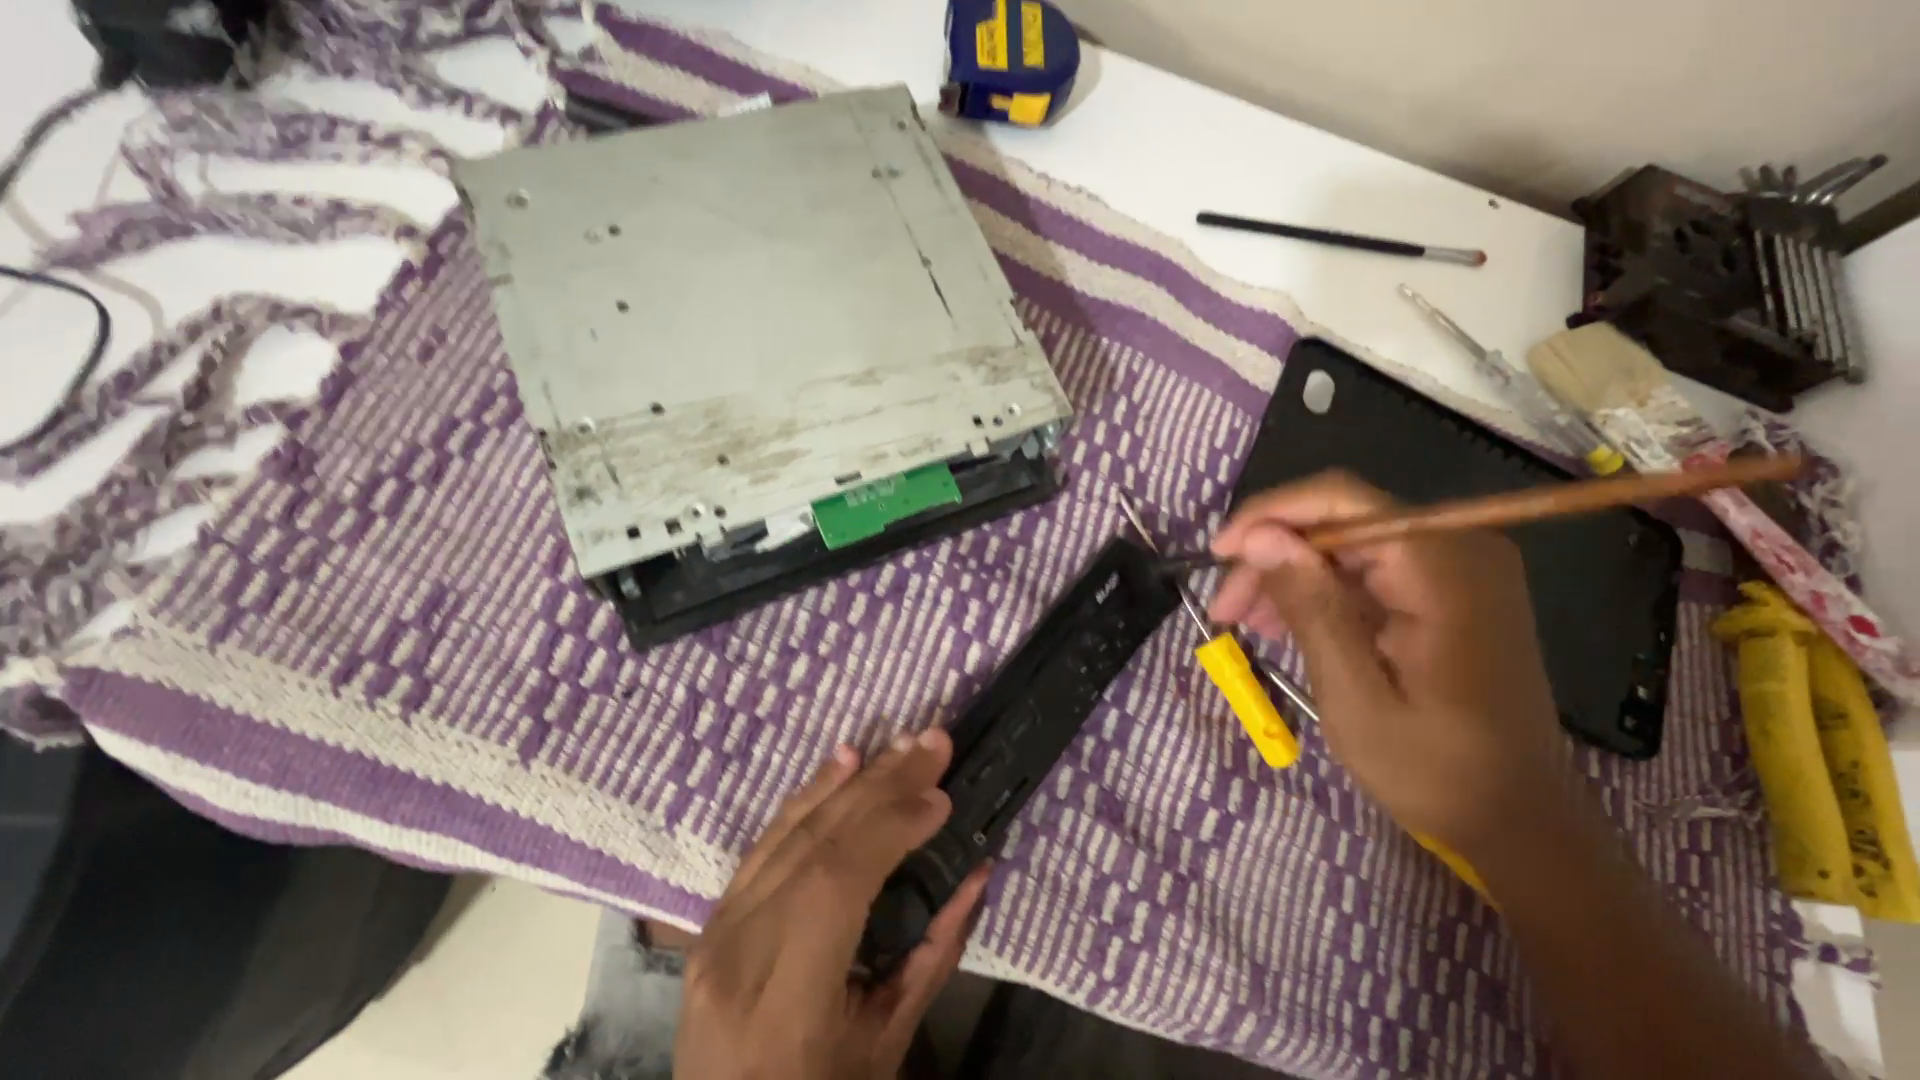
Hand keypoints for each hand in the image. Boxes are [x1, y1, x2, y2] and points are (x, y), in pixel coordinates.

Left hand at [674, 728, 991, 1079]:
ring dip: (848, 782)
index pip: (836, 884)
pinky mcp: (710, 919)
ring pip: (785, 833)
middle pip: (812, 844)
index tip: (940, 796)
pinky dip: (806, 798)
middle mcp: (738, 952)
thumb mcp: (887, 1041)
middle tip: (932, 742)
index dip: (889, 828)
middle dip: (881, 786)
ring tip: (896, 744)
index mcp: (785, 999)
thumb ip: (933, 953)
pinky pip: (764, 844)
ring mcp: (714, 931)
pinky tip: (840, 764)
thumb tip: (977, 871)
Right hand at [1207, 471, 1565, 858]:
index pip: (1341, 499)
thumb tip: (1259, 537)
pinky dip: (1326, 593)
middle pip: (1343, 520)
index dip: (1270, 515)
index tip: (1217, 555)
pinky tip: (1289, 625)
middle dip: (1275, 554)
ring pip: (1351, 545)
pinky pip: (1373, 571)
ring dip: (1294, 575)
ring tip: (1248, 622)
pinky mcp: (1452, 593)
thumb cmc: (1436, 768)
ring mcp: (1460, 570)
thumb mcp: (1356, 697)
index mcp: (1442, 569)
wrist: (1521, 819)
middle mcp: (1459, 549)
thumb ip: (1311, 608)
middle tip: (1225, 608)